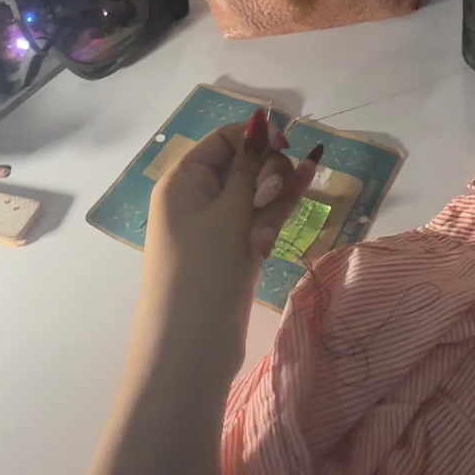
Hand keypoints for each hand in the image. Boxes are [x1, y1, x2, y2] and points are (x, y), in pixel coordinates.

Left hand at [141, 110, 320, 356]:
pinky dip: (271, 221)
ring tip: (266, 239)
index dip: (259, 138)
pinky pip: (259, 219)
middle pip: (247, 164)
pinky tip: (287, 218)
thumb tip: (259, 119)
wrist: (189, 355)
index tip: (290, 146)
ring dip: (272, 206)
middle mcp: (198, 196)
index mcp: (184, 179)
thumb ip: (251, 166)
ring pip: (258, 193)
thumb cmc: (201, 274)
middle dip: (268, 179)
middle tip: (267, 205)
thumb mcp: (228, 214)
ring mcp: (217, 224)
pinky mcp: (234, 248)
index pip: (227, 138)